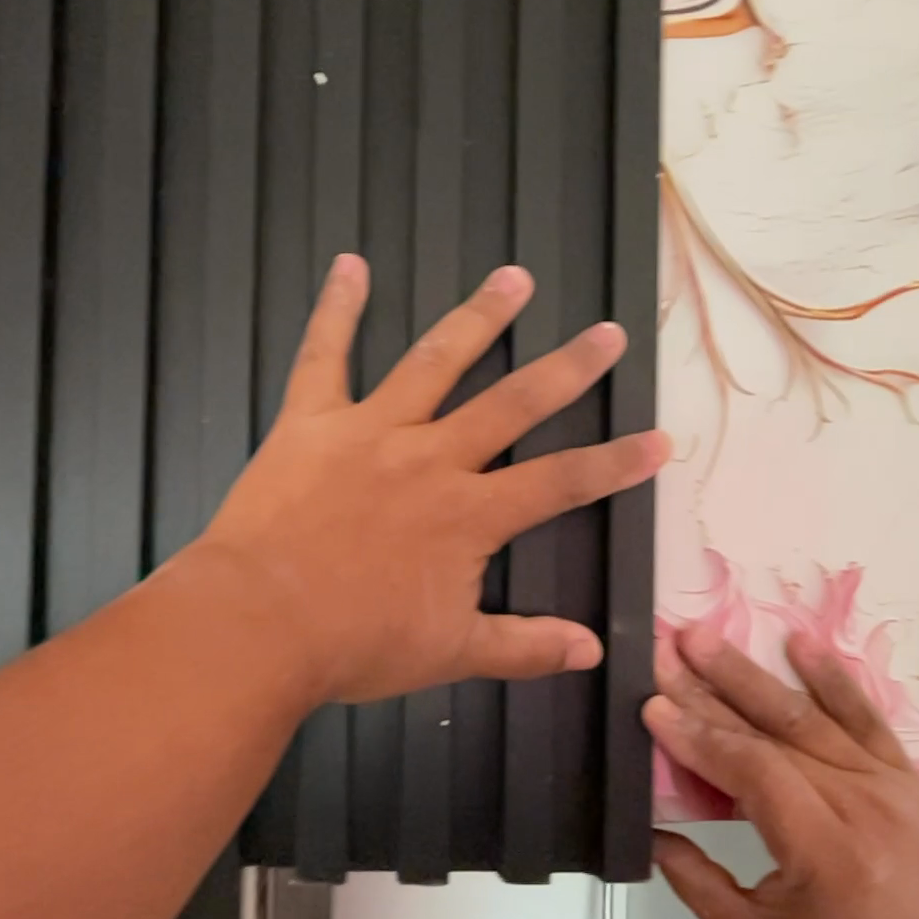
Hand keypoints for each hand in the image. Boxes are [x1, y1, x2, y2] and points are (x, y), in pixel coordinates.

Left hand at [196, 255, 668, 704]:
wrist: (259, 625)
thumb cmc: (354, 643)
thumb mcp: (450, 653)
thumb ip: (525, 648)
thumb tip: (592, 652)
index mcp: (470, 514)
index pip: (562, 482)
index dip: (615, 462)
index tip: (660, 440)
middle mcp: (432, 458)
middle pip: (512, 404)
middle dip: (567, 369)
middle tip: (607, 333)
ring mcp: (371, 431)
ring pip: (436, 362)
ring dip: (479, 318)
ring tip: (514, 279)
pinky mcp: (311, 421)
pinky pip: (324, 355)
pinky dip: (337, 309)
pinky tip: (350, 265)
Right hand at [645, 625, 918, 918]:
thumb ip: (697, 884)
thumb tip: (651, 831)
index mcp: (826, 853)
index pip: (753, 773)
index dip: (698, 737)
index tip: (652, 706)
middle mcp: (862, 807)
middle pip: (772, 734)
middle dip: (708, 690)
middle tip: (663, 653)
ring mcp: (890, 786)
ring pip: (806, 717)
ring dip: (748, 673)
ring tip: (702, 638)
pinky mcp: (906, 777)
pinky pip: (865, 717)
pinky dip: (830, 678)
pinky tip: (798, 641)